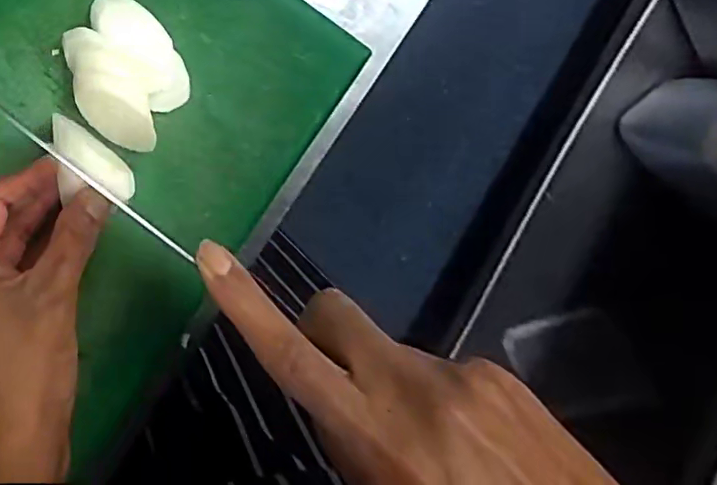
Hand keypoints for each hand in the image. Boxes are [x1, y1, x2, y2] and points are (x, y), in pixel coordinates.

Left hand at [0, 158, 110, 483]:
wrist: (21, 444)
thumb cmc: (25, 365)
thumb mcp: (51, 295)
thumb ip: (73, 239)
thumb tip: (97, 192)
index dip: (28, 178)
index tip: (65, 163)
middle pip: (10, 218)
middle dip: (45, 196)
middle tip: (85, 174)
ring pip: (25, 241)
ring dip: (54, 219)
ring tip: (90, 194)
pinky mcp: (17, 310)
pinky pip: (36, 263)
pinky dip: (58, 245)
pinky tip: (85, 231)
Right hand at [196, 241, 614, 484]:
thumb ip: (356, 451)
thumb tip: (337, 412)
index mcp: (384, 435)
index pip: (294, 357)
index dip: (246, 306)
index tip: (211, 255)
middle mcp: (418, 386)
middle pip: (333, 314)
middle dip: (320, 334)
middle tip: (341, 393)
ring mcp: (467, 373)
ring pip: (392, 353)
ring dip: (393, 388)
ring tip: (442, 460)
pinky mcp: (504, 375)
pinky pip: (445, 372)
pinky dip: (441, 402)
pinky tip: (481, 458)